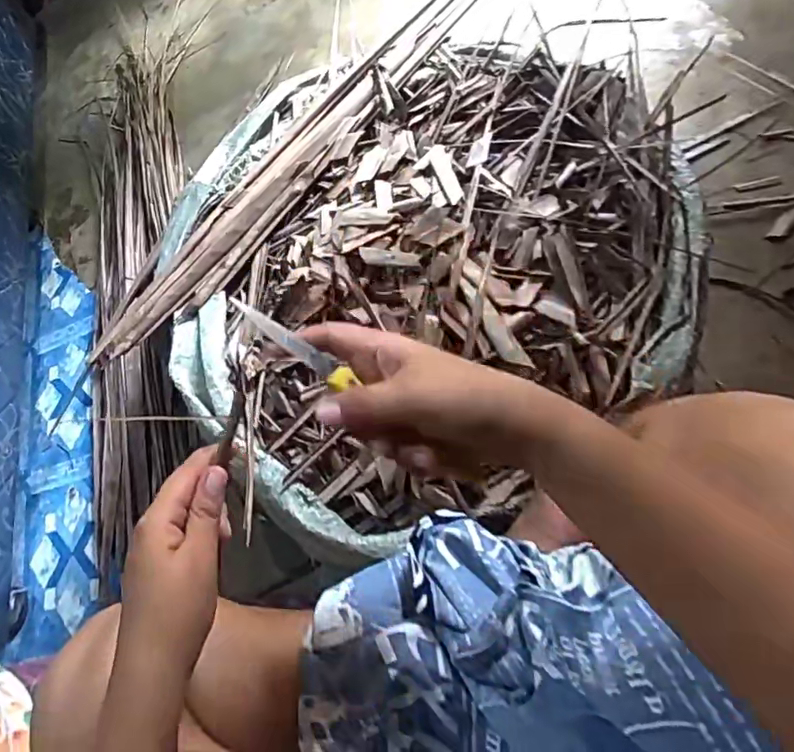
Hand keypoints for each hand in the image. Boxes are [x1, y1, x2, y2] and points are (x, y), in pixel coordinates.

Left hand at [119, 447, 228, 674]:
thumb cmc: (180, 609)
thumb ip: (205, 511)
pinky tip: (209, 552)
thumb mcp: (200, 556)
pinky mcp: (151, 566)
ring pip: (179, 515)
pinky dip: (195, 534)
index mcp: (156, 518)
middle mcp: (146, 526)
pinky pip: (175, 534)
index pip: (182, 475)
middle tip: (229, 521)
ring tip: (222, 540)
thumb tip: (214, 471)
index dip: (206, 458)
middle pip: (179, 492)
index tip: (231, 443)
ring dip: (203, 517)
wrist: (151, 666)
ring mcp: (146, 547)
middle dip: (207, 493)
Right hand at [301, 323, 590, 476]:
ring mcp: (404, 405)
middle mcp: (387, 375)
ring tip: (421, 446)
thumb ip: (361, 407)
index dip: (302, 341)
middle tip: (381, 430)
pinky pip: (396, 447)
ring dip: (391, 444)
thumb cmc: (461, 398)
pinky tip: (440, 457)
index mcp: (381, 351)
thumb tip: (316, 412)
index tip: (272, 355)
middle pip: (346, 397)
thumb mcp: (407, 400)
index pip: (331, 337)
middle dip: (361, 422)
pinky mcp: (420, 431)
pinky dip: (414, 456)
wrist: (521, 429)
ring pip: (370, 429)